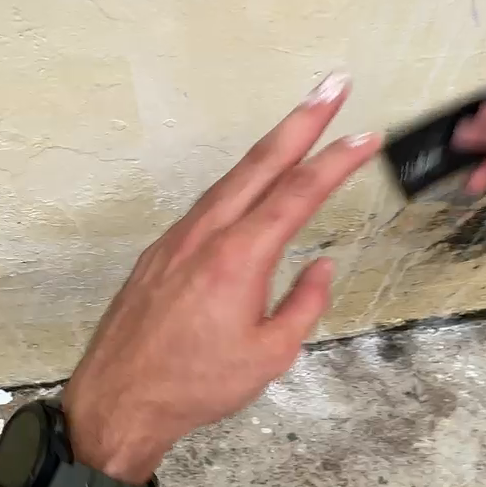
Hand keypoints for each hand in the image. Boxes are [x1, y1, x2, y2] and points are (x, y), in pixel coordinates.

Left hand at [62, 74, 379, 481]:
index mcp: (239, 258)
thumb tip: (321, 266)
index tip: (366, 137)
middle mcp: (206, 235)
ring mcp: (176, 240)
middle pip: (260, 163)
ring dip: (268, 150)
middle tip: (333, 86)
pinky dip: (235, 185)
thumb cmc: (196, 385)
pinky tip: (247, 188)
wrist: (119, 400)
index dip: (337, 161)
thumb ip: (303, 304)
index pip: (298, 194)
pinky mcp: (158, 253)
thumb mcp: (270, 355)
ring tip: (297, 127)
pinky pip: (205, 206)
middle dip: (302, 120)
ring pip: (229, 181)